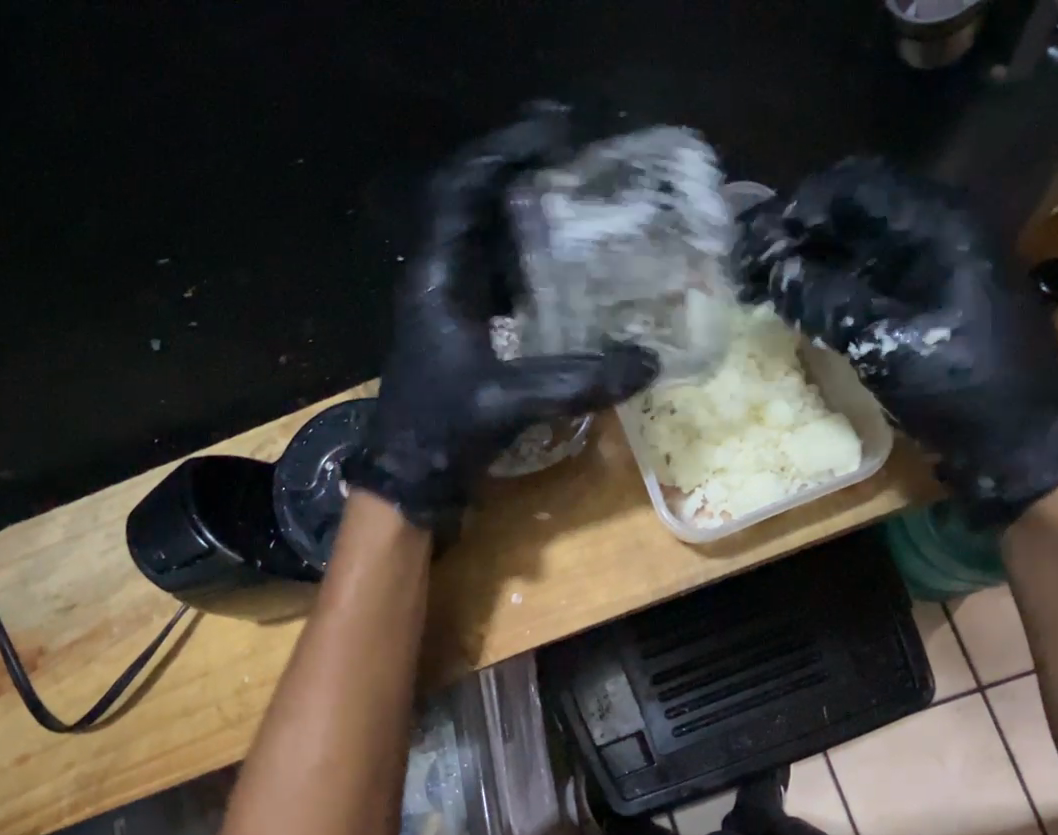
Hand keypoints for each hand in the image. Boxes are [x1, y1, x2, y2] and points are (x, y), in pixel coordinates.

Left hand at [346, 105, 660, 528]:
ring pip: (485, 241)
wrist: (408, 479)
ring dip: (525, 218)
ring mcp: (448, 305)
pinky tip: (565, 270)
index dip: (504, 153)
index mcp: (437, 278)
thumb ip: (576, 381)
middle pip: (475, 206)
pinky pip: (496, 278)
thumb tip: (649, 362)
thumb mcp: (508, 401)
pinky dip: (528, 264)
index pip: (462, 191)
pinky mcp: (462, 331)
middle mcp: (439, 280)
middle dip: (521, 176)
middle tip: (578, 159)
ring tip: (578, 201)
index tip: (555, 132)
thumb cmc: (442, 433)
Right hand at [734, 158, 1057, 523]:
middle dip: (794, 230)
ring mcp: (929, 264)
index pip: (852, 186)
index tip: (750, 241)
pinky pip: (864, 273)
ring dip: (805, 255)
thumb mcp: (887, 343)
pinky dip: (825, 281)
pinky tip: (792, 300)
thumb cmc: (963, 387)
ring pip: (853, 240)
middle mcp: (934, 230)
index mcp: (938, 223)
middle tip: (746, 261)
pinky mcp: (921, 296)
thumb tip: (774, 272)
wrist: (1019, 440)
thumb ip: (827, 300)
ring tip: (757, 280)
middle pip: (849, 207)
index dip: (795, 207)